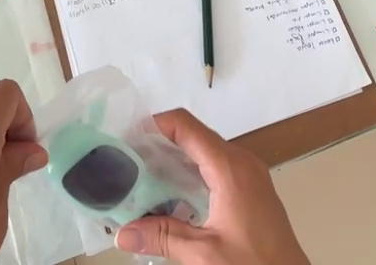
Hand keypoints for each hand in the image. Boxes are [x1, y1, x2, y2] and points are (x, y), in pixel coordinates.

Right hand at [116, 110, 308, 264]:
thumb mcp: (204, 256)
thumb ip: (163, 237)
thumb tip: (122, 232)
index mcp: (229, 167)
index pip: (186, 125)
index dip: (155, 124)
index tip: (128, 136)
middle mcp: (241, 161)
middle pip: (194, 136)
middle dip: (160, 145)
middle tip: (129, 161)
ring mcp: (250, 174)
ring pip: (206, 152)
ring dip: (176, 161)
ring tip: (144, 178)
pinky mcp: (253, 189)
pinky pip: (217, 167)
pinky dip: (193, 174)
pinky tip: (174, 197)